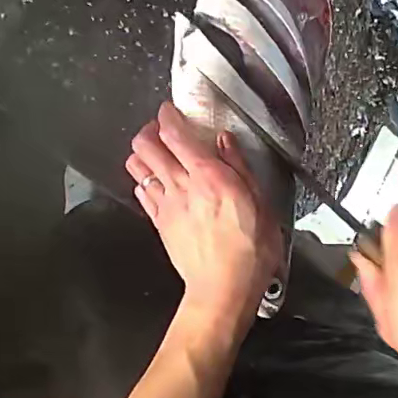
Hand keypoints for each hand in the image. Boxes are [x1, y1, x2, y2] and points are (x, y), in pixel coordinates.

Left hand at [126, 103, 281, 325]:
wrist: (223, 288)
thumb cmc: (250, 249)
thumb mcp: (260, 203)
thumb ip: (239, 167)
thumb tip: (225, 141)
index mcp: (208, 176)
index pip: (175, 134)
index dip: (167, 116)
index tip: (170, 109)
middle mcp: (181, 185)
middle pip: (146, 145)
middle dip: (149, 130)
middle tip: (162, 129)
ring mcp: (166, 205)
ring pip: (137, 166)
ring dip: (143, 153)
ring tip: (157, 152)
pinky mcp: (159, 223)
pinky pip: (141, 192)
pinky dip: (144, 180)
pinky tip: (156, 182)